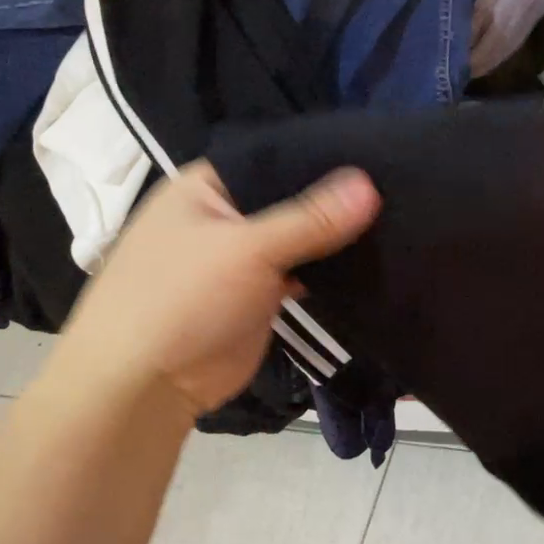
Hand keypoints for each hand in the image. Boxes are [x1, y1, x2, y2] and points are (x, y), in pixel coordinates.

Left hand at [52, 161, 379, 414]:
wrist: (143, 389)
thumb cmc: (180, 300)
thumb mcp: (248, 250)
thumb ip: (312, 218)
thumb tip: (370, 184)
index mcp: (205, 189)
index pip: (276, 158)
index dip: (325, 157)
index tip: (380, 154)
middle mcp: (224, 216)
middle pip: (293, 199)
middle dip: (338, 201)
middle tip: (400, 187)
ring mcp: (242, 258)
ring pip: (303, 238)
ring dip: (338, 238)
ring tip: (399, 220)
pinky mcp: (261, 294)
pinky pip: (305, 271)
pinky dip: (332, 269)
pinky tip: (376, 259)